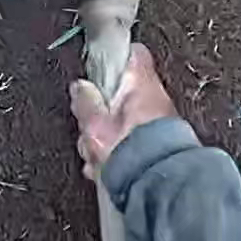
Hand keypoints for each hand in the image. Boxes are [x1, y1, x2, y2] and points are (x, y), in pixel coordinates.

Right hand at [69, 43, 179, 179]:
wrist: (161, 188)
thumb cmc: (131, 152)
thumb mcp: (94, 124)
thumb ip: (85, 101)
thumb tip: (80, 87)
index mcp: (141, 84)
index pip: (133, 53)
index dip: (114, 56)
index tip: (98, 65)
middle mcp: (156, 99)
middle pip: (121, 91)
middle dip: (101, 107)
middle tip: (88, 122)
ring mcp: (160, 123)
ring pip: (124, 118)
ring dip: (106, 133)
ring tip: (96, 152)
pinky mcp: (160, 145)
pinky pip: (132, 139)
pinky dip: (117, 149)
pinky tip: (105, 165)